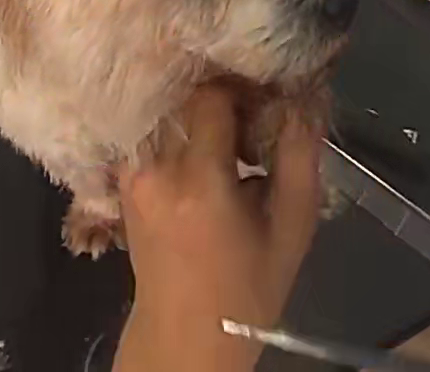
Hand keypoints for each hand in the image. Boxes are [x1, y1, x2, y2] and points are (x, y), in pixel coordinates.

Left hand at [113, 83, 322, 371]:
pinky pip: (149, 128)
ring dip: (196, 110)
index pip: (212, 96)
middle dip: (220, 98)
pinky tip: (198, 145)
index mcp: (199, 182)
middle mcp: (156, 170)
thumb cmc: (246, 288)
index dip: (242, 91)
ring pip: (166, 108)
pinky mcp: (123, 181)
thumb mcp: (292, 226)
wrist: (184, 338)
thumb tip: (306, 98)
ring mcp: (132, 174)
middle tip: (247, 119)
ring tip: (223, 134)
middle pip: (186, 97)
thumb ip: (300, 156)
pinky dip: (175, 125)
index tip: (263, 105)